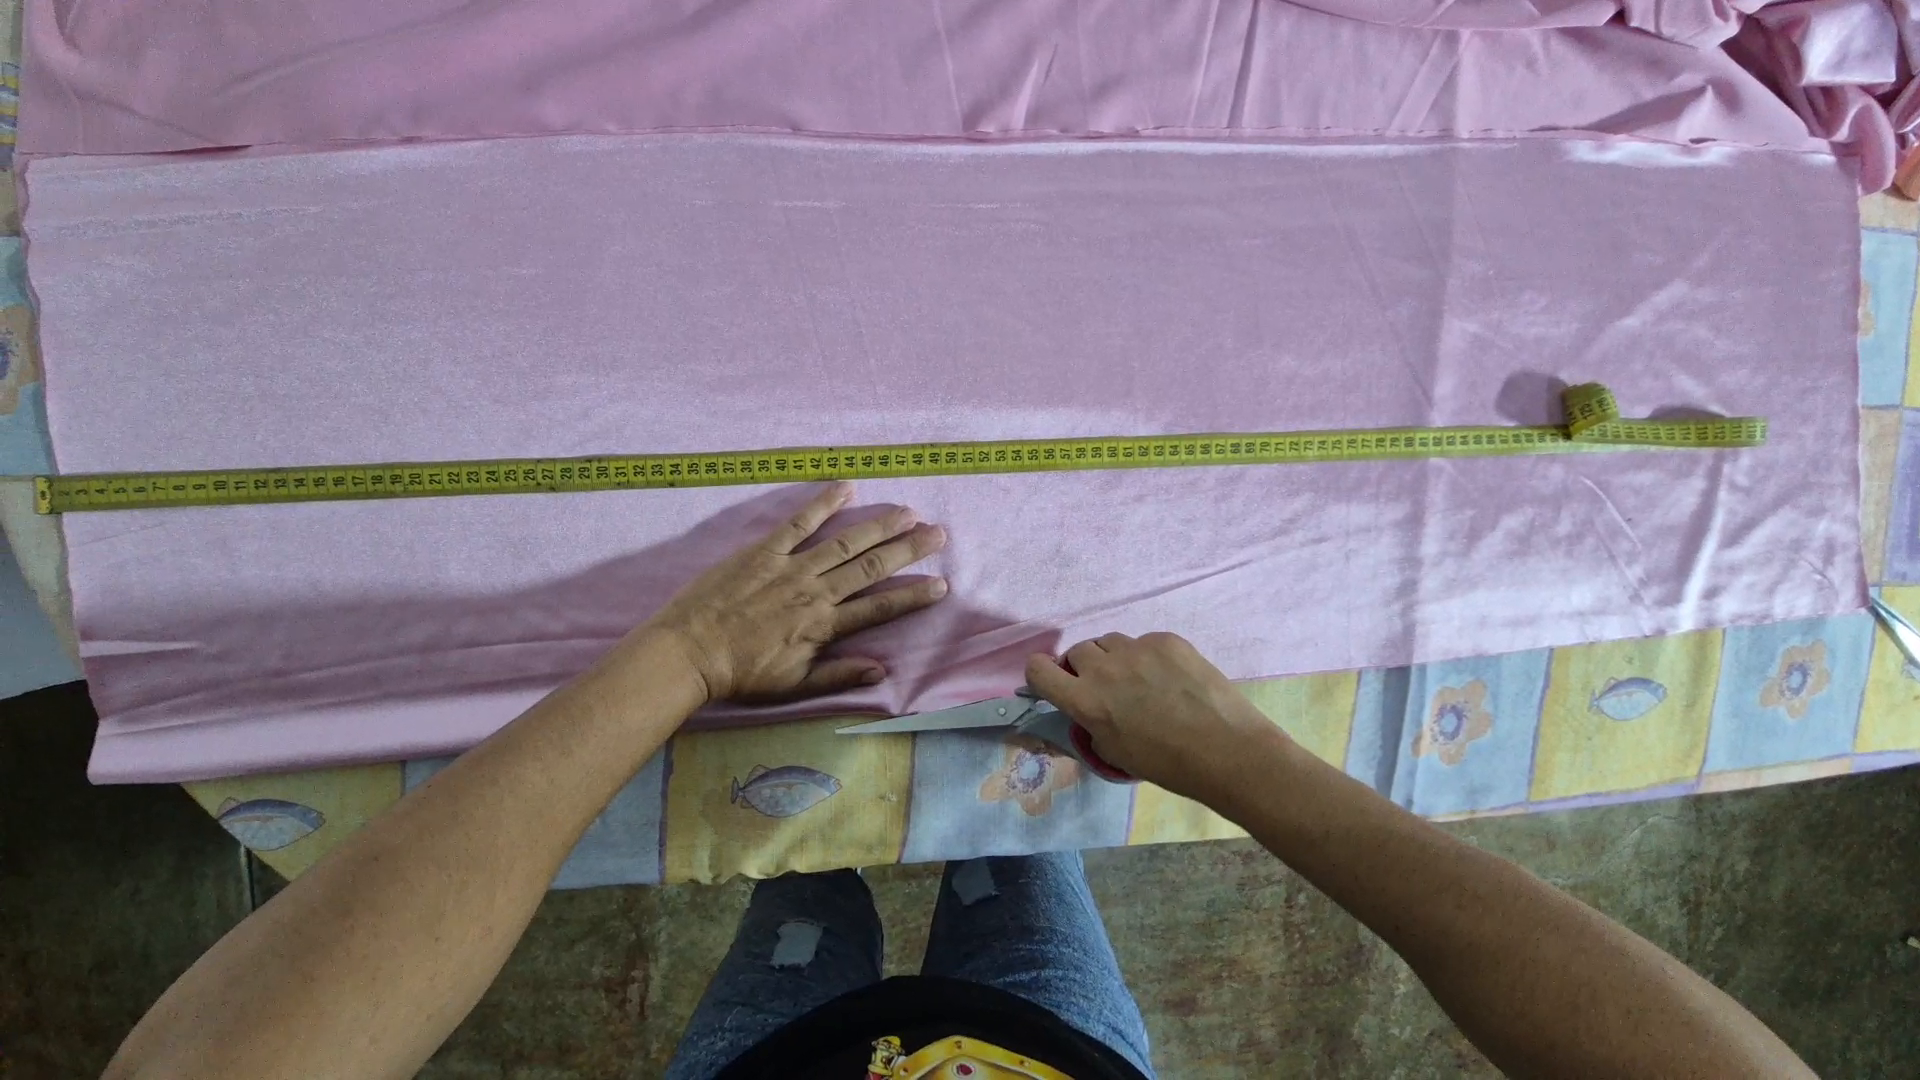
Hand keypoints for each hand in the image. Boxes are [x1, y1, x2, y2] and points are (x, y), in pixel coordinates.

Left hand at [645, 483, 948, 703]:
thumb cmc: (741, 673)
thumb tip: (881, 672)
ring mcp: (791, 566)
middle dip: (909, 550)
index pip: (880, 608)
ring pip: (846, 542)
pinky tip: (847, 488)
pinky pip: (799, 523)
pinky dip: (823, 504)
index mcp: (824, 625)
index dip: (913, 596)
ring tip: (908, 512)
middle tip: (939, 534)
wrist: (689, 652)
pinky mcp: (765, 550)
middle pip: (872, 566)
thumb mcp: (793, 684)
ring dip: (880, 526)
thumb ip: (838, 674)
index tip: (941, 584)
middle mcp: (816, 590)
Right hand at [1024, 632, 1284, 799]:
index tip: (1055, 683)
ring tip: (1140, 681)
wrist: (1226, 750)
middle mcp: (1103, 668)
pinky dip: (1148, 657)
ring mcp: (1136, 649)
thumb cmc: (1167, 764)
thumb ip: (1091, 723)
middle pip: (1077, 652)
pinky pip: (1144, 642)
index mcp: (1085, 701)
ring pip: (1110, 643)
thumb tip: (1090, 708)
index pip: (1038, 669)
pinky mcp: (1166, 640)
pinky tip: (1170, 678)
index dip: (1041, 674)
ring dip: (1115, 659)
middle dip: (1085, 668)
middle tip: (1108, 689)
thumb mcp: (1114, 752)